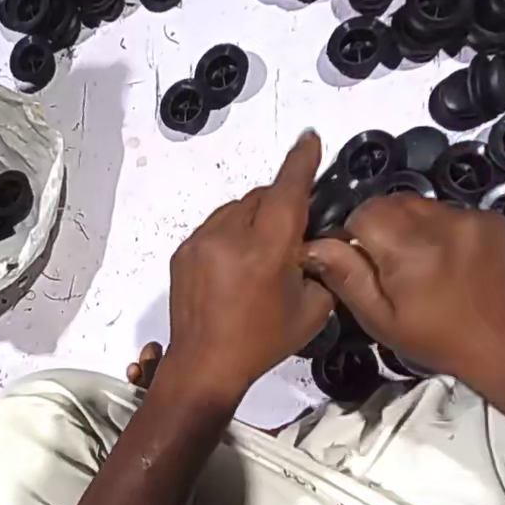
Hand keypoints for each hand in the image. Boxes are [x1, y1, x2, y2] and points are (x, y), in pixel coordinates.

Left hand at [161, 132, 335, 406]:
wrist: (205, 364)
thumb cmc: (259, 342)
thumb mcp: (310, 311)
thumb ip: (320, 268)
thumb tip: (315, 245)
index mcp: (266, 250)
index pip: (287, 190)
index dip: (301, 161)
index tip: (308, 140)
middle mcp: (229, 238)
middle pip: (262, 196)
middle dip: (280, 206)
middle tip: (290, 237)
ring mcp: (201, 242)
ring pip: (236, 209)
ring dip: (253, 219)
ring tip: (259, 256)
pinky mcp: (183, 252)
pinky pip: (214, 226)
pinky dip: (230, 235)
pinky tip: (236, 265)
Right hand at [303, 194, 504, 391]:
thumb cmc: (443, 340)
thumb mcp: (381, 319)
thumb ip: (346, 277)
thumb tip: (315, 247)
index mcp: (410, 250)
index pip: (363, 212)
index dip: (354, 234)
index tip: (362, 260)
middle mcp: (443, 225)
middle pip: (393, 202)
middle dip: (383, 229)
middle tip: (393, 269)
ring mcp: (473, 219)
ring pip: (422, 206)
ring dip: (413, 229)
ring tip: (424, 269)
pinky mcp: (493, 220)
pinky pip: (452, 213)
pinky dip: (443, 232)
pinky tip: (450, 264)